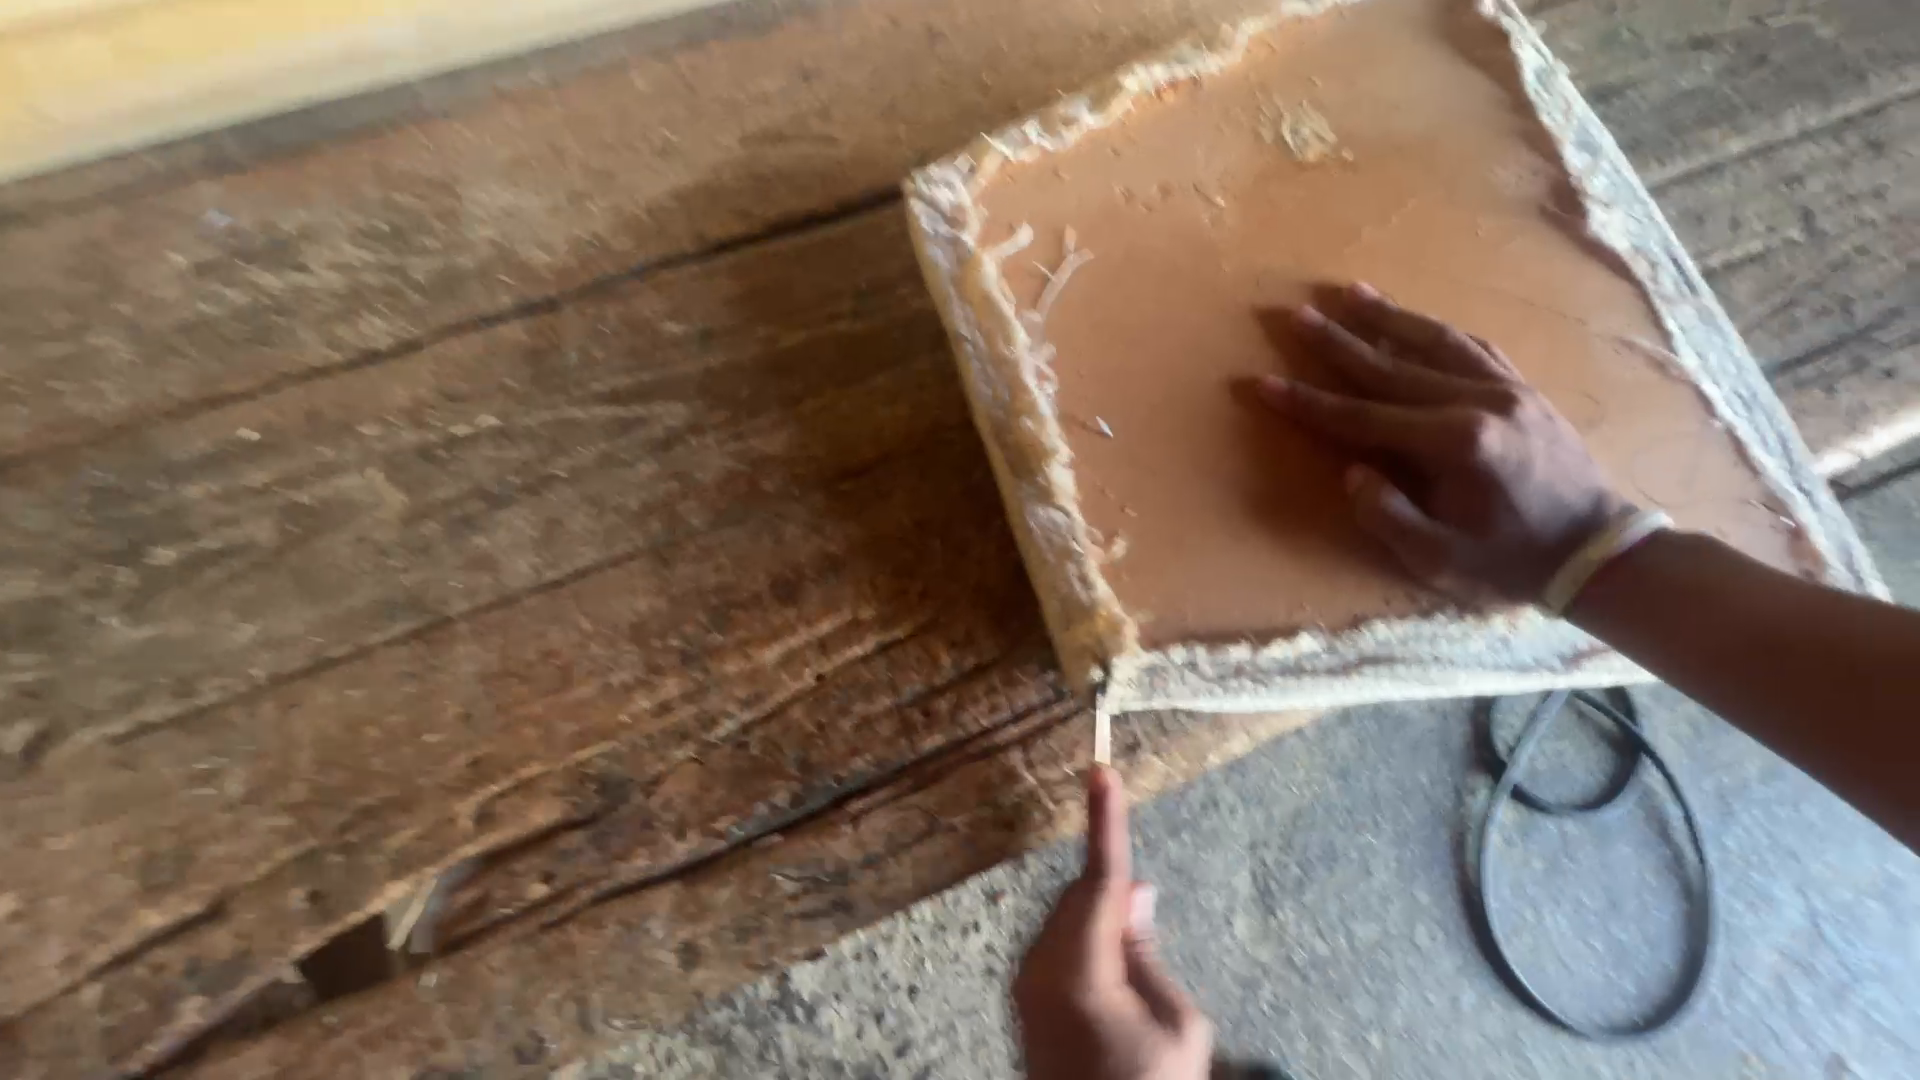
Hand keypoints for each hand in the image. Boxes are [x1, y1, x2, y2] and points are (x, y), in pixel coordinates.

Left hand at [1012, 766, 1211, 1079]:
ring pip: (1067, 917)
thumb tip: (1137, 892)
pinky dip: (1085, 937)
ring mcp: (1025, 983)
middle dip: (1111, 887)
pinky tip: (1110, 972)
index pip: (1099, 878)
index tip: (1102, 771)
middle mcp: (1040, 966)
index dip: (1105, 819)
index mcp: (1079, 969)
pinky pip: (1057, 943)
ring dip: (1099, 916)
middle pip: (1080, 896)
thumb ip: (1148, 949)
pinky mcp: (1024, 998)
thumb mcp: (1176, 1027)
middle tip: (1148, 908)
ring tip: (1134, 967)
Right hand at [1252, 283, 1630, 602]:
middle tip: (1296, 315)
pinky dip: (1435, 330)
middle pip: (1391, 366)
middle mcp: (1479, 402)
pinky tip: (1412, 320)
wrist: (1598, 551)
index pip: (1361, 416)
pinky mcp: (1522, 390)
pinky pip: (1472, 347)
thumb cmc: (1509, 560)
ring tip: (1349, 293)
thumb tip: (1354, 473)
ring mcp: (1505, 389)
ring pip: (1434, 341)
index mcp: (1455, 443)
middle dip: (1336, 342)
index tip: (1263, 382)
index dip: (1307, 401)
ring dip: (1386, 317)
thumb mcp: (1436, 559)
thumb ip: (1386, 515)